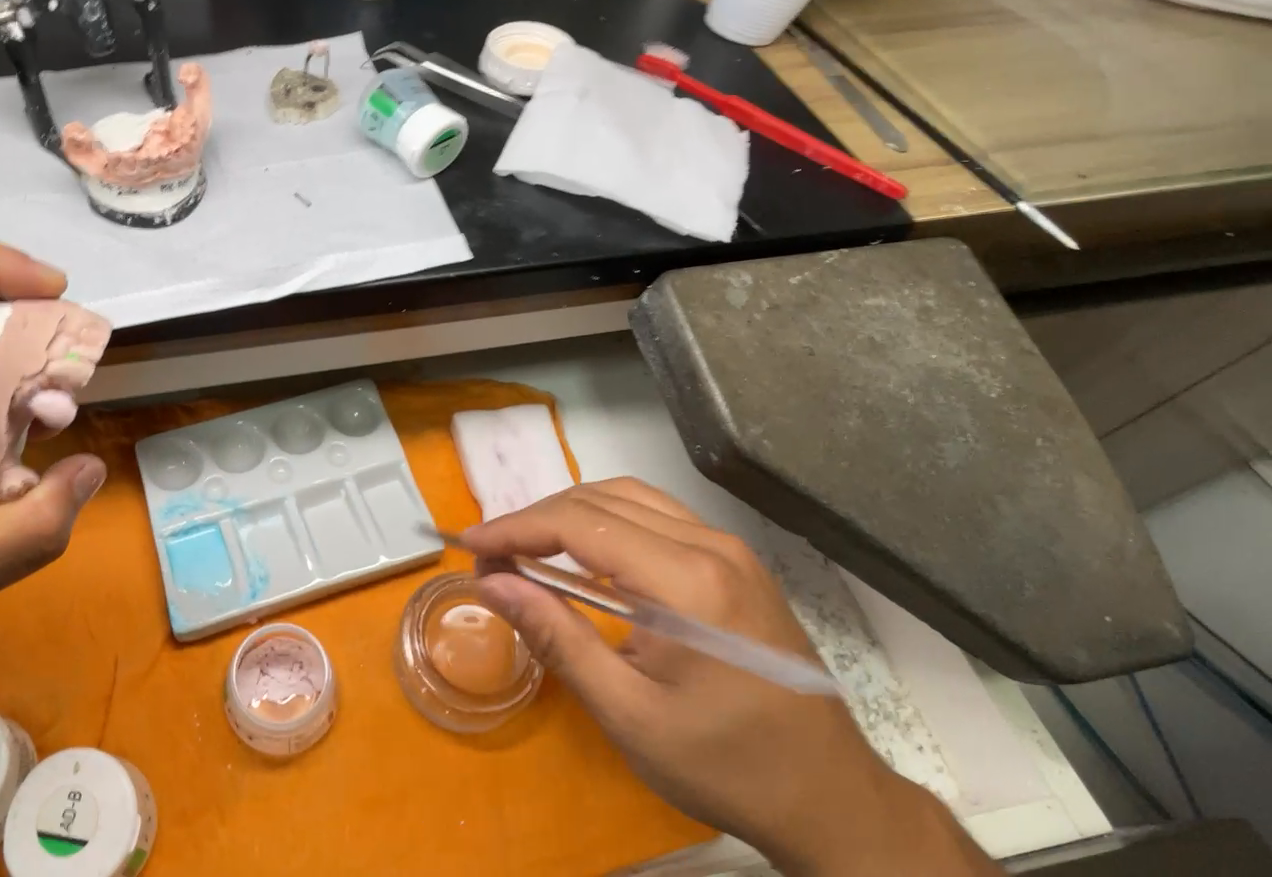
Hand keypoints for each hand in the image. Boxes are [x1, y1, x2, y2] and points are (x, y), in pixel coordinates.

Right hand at [458, 479, 998, 876]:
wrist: (829, 797)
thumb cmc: (725, 764)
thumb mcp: (628, 712)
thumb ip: (556, 636)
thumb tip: (491, 583)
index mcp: (687, 581)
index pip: (580, 524)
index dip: (516, 527)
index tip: (468, 545)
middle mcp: (711, 546)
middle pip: (601, 501)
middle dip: (536, 519)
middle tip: (490, 555)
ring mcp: (731, 549)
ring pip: (630, 499)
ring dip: (569, 514)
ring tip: (525, 549)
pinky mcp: (737, 562)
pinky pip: (657, 517)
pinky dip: (607, 523)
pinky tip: (584, 556)